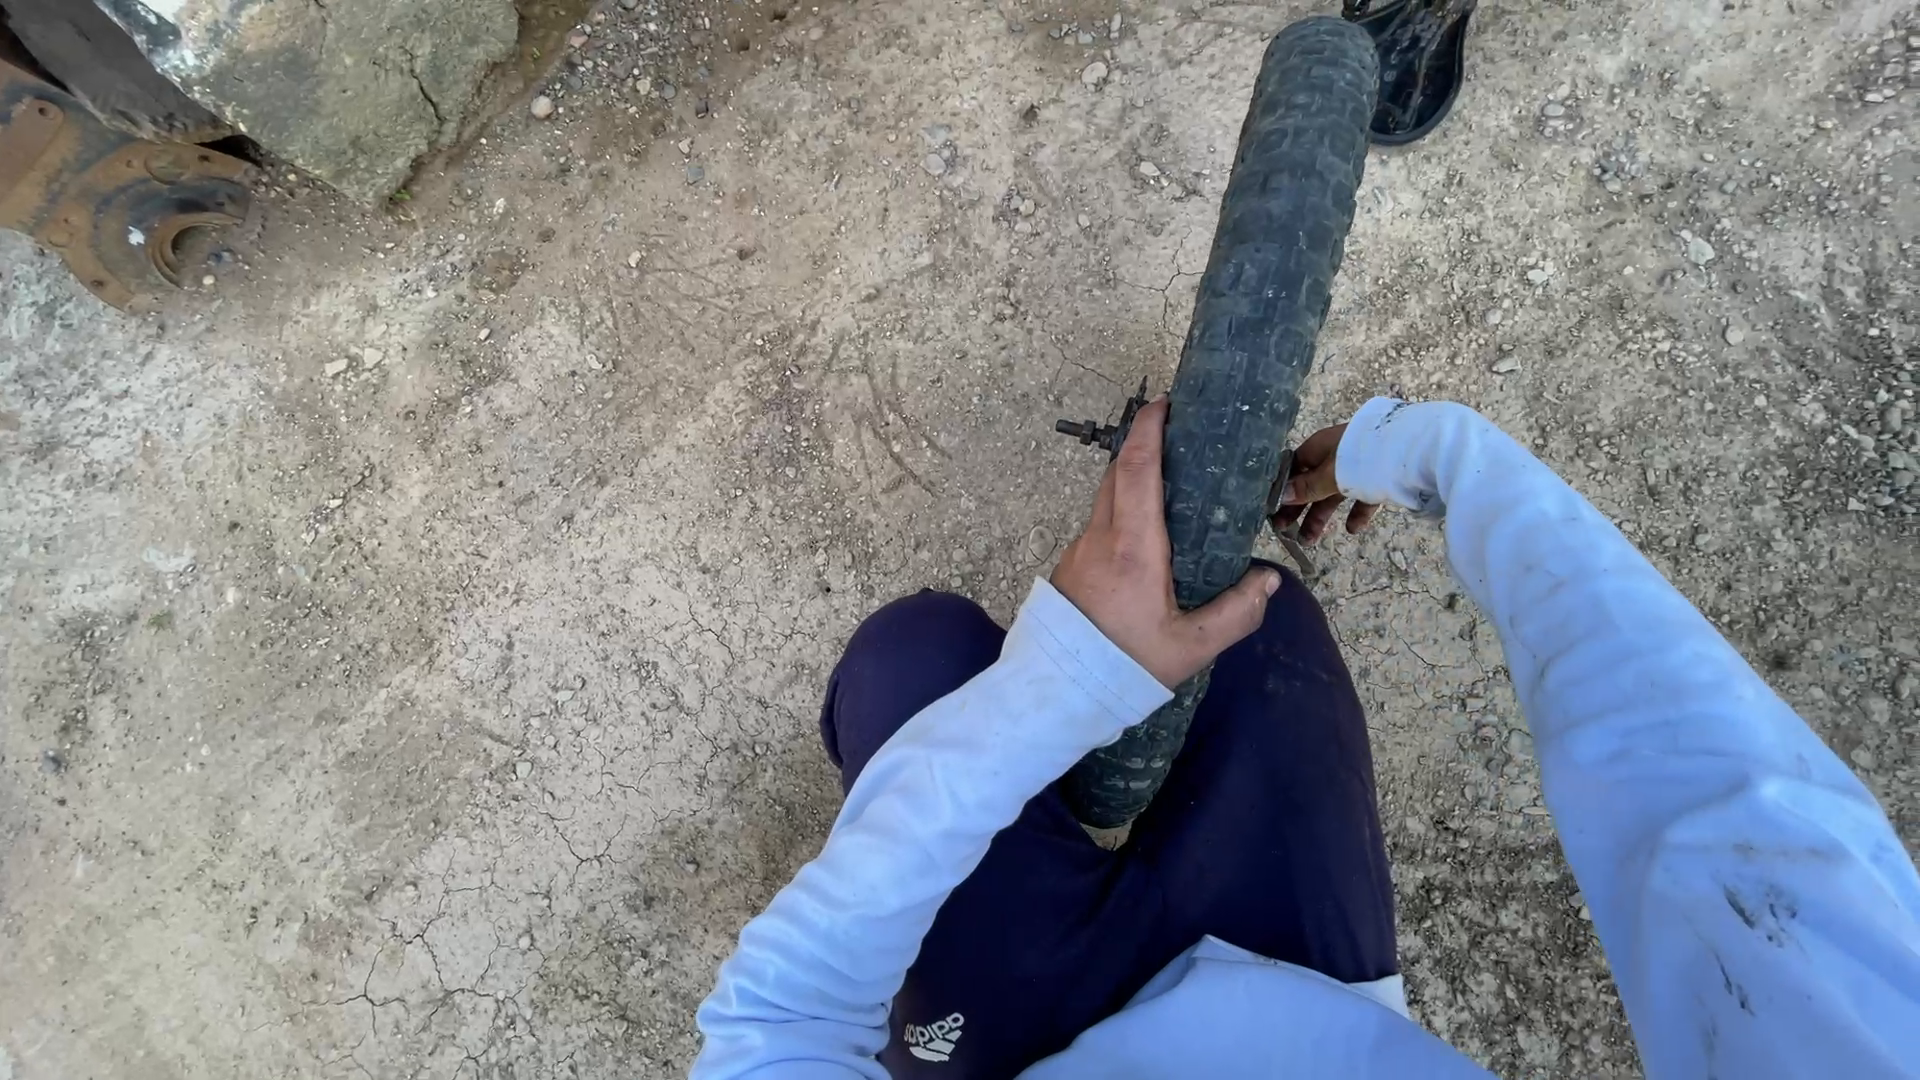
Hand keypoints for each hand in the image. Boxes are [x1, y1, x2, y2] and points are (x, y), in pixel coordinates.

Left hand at [1051, 397, 1281, 687]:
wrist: (1061, 687)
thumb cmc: (1126, 664)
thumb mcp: (1191, 647)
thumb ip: (1236, 613)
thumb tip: (1267, 582)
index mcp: (1132, 546)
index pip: (1138, 469)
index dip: (1150, 430)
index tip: (1165, 405)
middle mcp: (1101, 537)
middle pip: (1118, 473)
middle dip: (1143, 444)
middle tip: (1177, 433)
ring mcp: (1080, 548)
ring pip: (1105, 497)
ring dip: (1131, 476)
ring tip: (1168, 477)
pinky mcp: (1071, 564)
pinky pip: (1099, 521)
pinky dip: (1122, 506)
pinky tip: (1145, 526)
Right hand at [1272, 423, 1379, 544]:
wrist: (1419, 449)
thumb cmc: (1365, 458)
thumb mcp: (1331, 475)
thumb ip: (1306, 487)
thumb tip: (1280, 495)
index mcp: (1320, 446)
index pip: (1293, 468)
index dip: (1282, 489)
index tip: (1272, 510)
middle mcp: (1336, 454)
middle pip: (1311, 483)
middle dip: (1298, 508)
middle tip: (1283, 531)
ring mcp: (1359, 466)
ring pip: (1334, 493)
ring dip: (1321, 516)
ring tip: (1309, 541)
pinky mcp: (1381, 478)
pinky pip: (1363, 497)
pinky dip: (1356, 513)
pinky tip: (1353, 529)